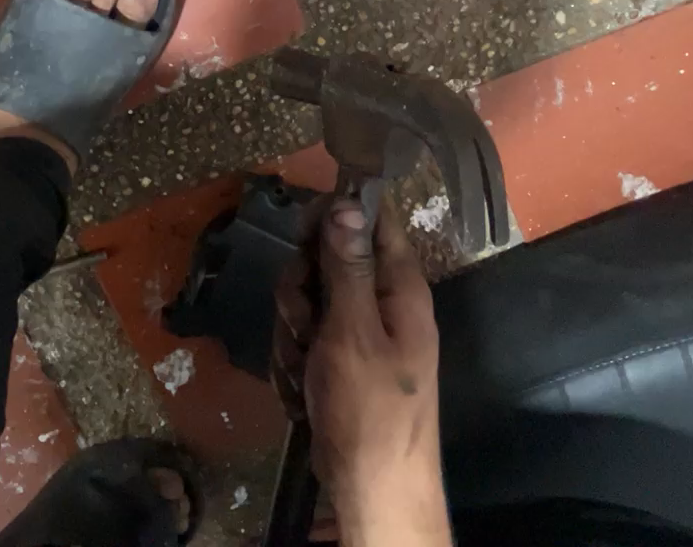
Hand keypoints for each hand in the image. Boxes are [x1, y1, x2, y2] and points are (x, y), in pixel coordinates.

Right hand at [275, 197, 452, 546]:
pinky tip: (301, 386)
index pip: (370, 219)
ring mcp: (359, 332)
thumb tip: (348, 200)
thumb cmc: (369, 411)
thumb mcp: (353, 332)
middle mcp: (382, 302)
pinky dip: (294, 358)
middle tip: (303, 322)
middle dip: (301, 289)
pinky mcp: (339, 358)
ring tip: (303, 367)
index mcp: (399, 287)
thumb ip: (347, 266)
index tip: (303, 238)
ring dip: (293, 331)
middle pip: (326, 259)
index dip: (334, 217)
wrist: (371, 492)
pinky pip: (303, 335)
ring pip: (307, 299)